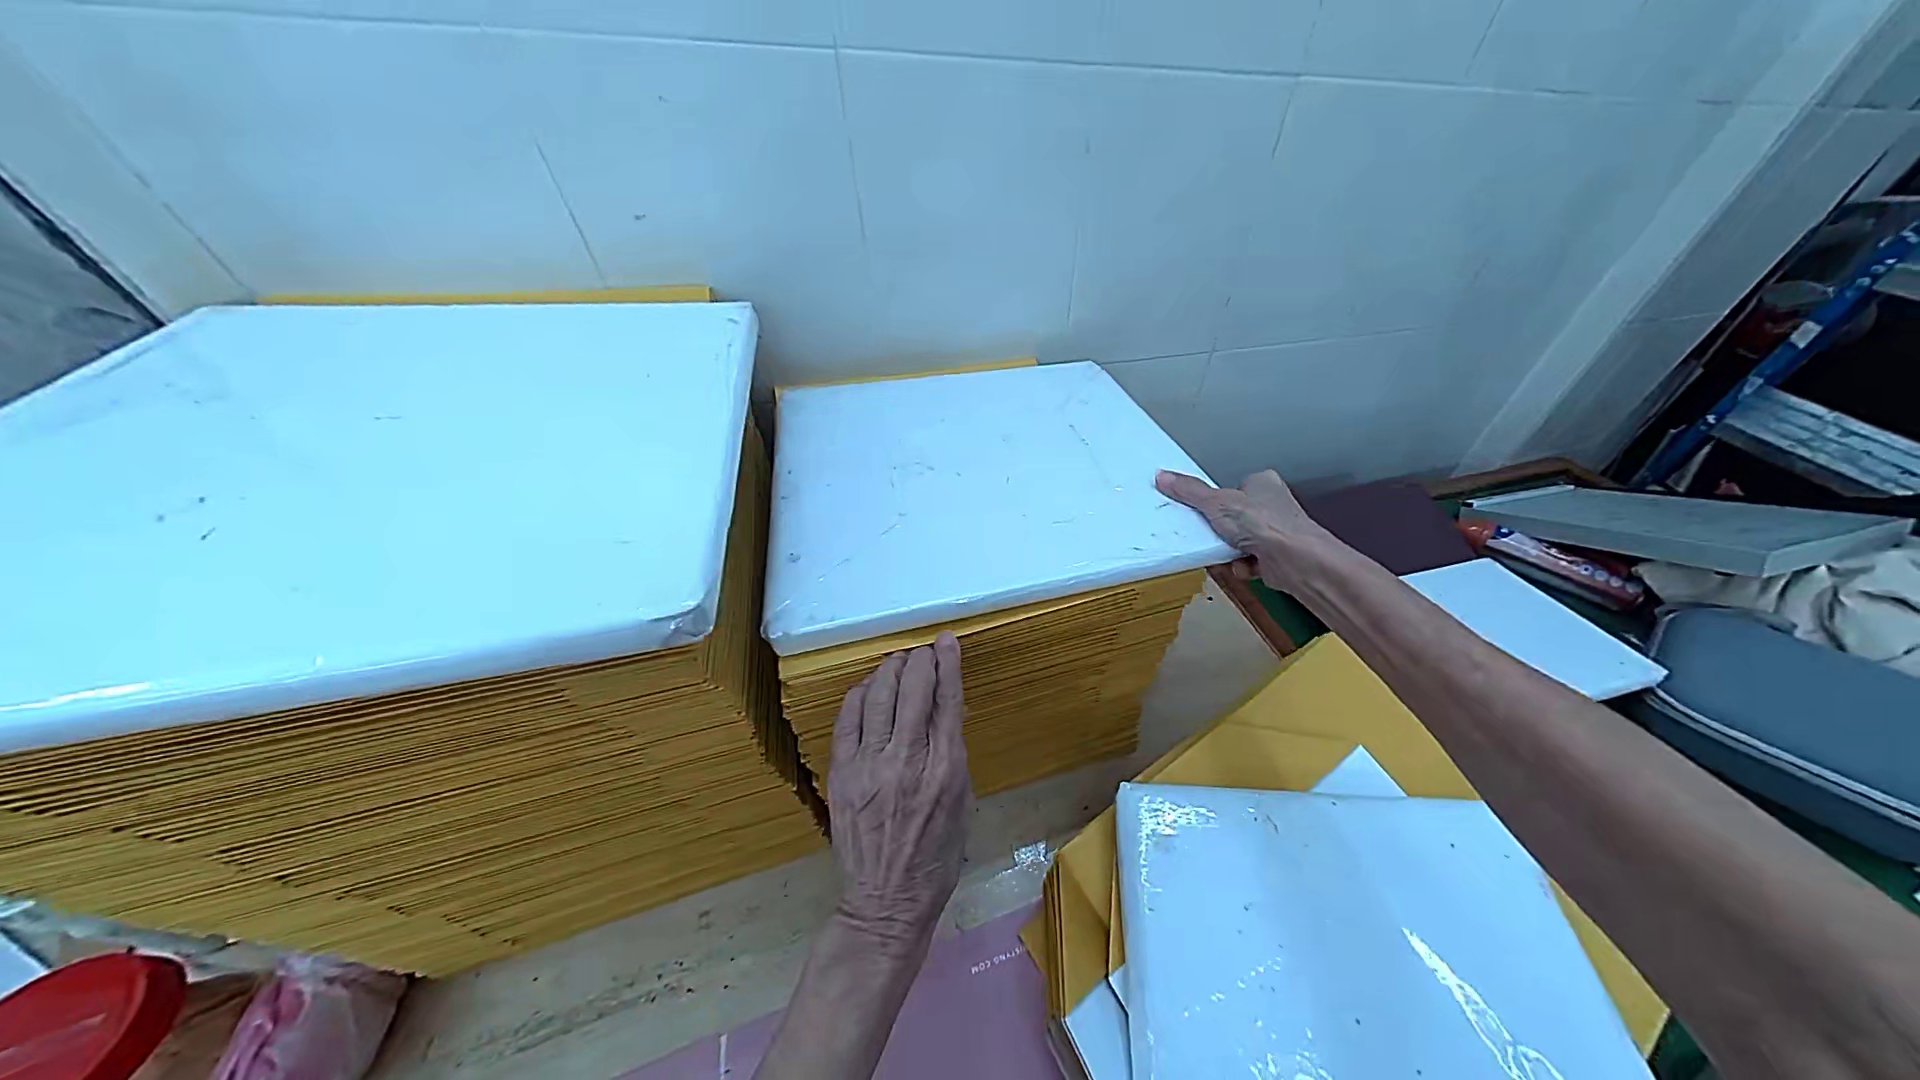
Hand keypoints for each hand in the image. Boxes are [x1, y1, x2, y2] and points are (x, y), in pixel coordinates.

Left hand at [827, 632, 971, 954]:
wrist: (884, 901)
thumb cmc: (935, 858)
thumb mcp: (962, 804)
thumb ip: (952, 754)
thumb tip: (944, 712)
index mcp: (946, 771)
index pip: (948, 700)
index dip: (948, 663)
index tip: (946, 640)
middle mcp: (908, 761)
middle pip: (913, 689)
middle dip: (920, 660)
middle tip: (922, 652)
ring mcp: (869, 766)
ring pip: (879, 695)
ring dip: (891, 670)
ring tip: (899, 663)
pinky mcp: (841, 773)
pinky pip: (849, 717)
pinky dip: (861, 693)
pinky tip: (871, 687)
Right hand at [1155, 468, 1333, 593]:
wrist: (1296, 560)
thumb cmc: (1266, 524)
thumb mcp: (1216, 503)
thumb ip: (1190, 491)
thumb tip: (1164, 477)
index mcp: (1262, 484)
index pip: (1231, 488)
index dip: (1213, 501)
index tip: (1198, 510)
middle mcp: (1272, 506)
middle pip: (1231, 517)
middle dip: (1217, 531)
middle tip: (1208, 533)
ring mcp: (1275, 533)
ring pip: (1237, 541)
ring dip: (1227, 550)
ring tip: (1226, 552)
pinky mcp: (1275, 558)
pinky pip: (1245, 561)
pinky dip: (1240, 565)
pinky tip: (1243, 565)